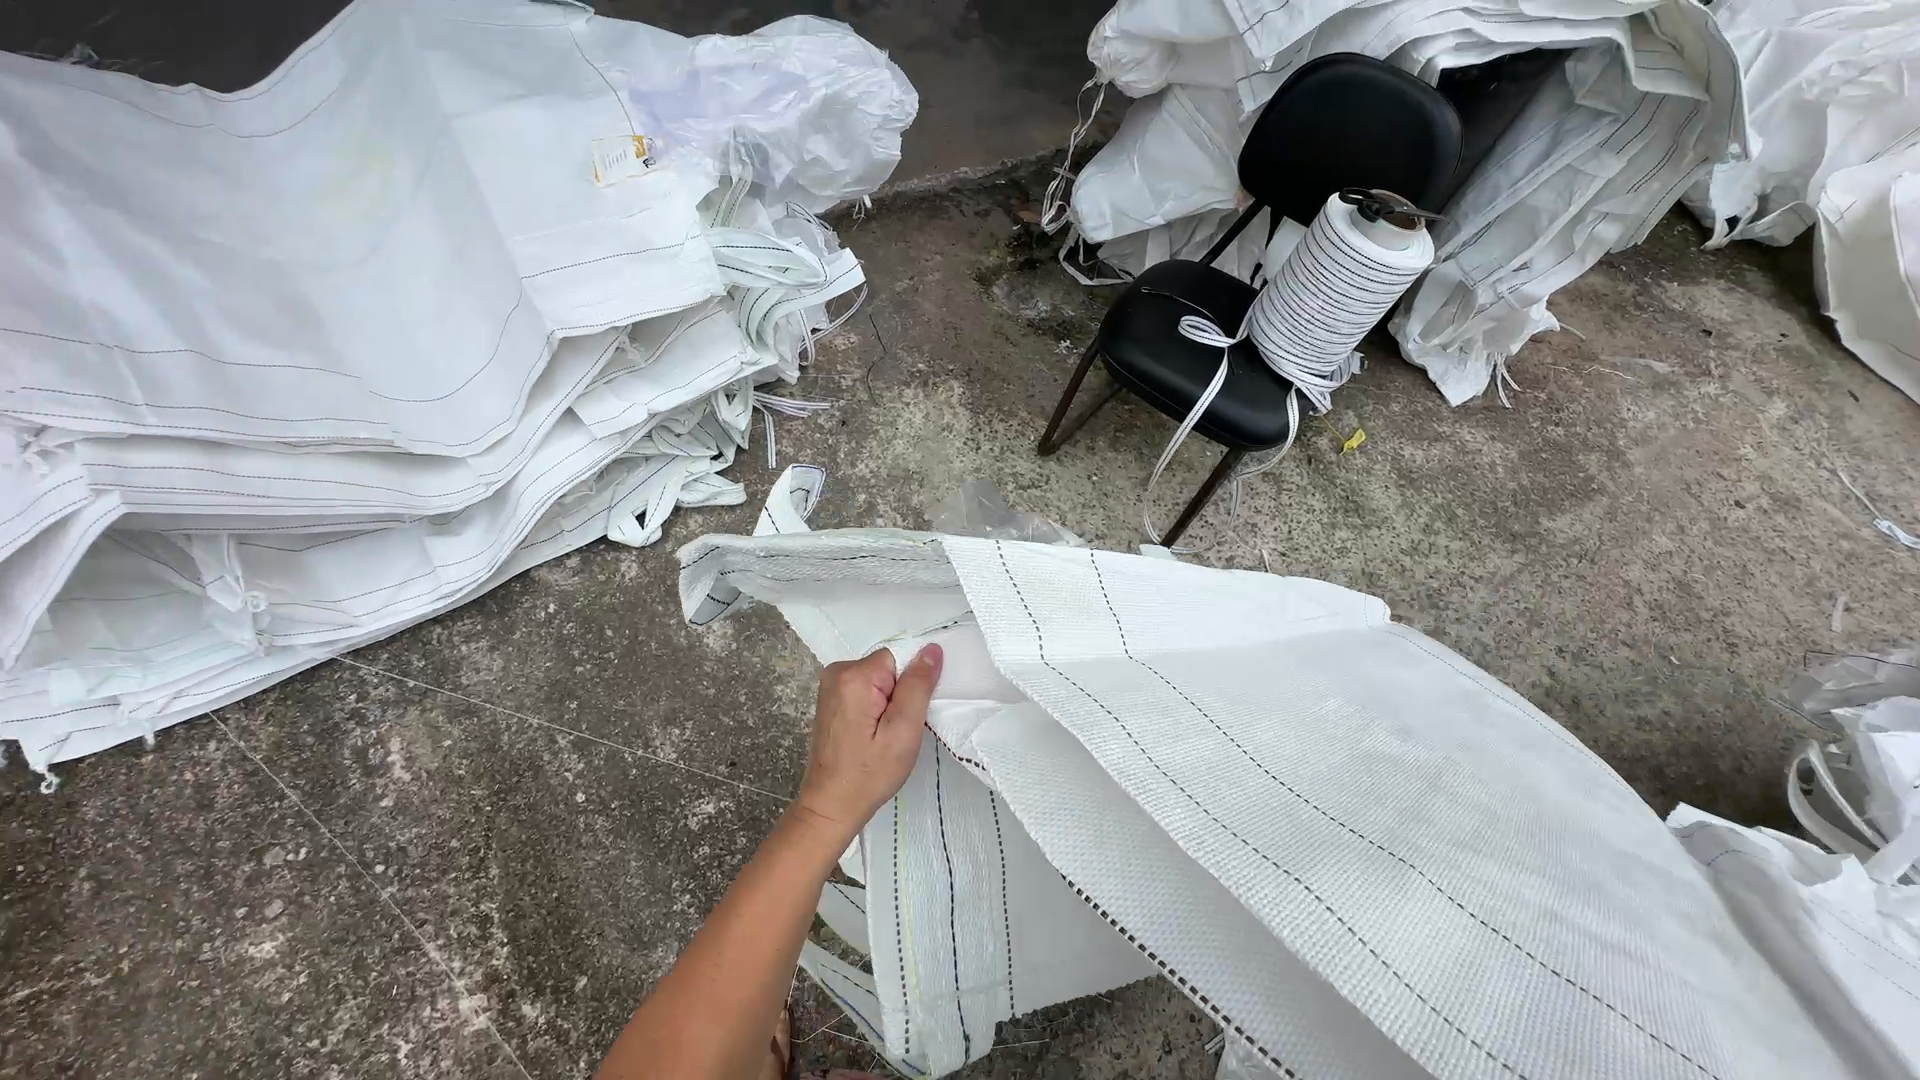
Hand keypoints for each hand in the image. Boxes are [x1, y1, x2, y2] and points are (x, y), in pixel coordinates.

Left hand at [793, 644, 943, 836]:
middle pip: (888, 667)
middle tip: (896, 730)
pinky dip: (875, 708)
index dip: (911, 684)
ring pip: (879, 680)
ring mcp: (831, 685)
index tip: (907, 715)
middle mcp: (837, 671)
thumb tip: (931, 649)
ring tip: (883, 735)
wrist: (832, 804)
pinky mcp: (831, 698)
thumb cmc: (870, 773)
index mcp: (853, 676)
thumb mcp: (904, 730)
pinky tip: (872, 734)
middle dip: (900, 694)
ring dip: (888, 703)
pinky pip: (866, 690)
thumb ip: (918, 685)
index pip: (898, 657)